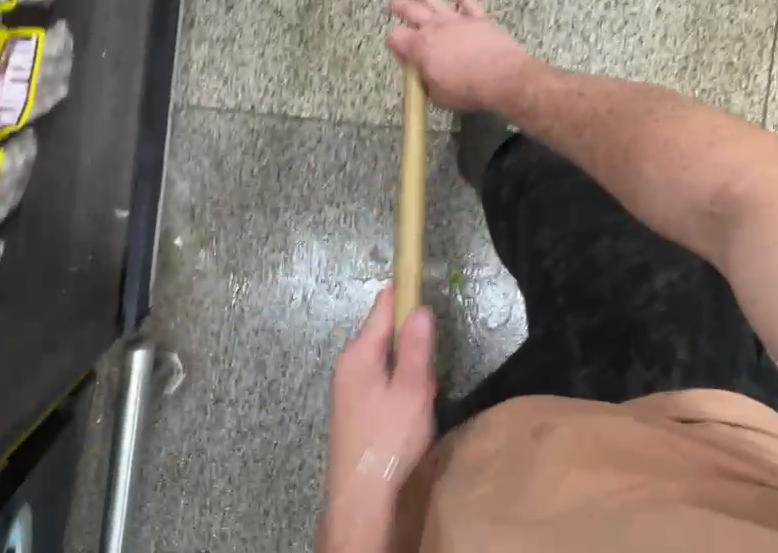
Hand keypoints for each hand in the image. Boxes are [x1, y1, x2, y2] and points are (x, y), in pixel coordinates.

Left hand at [320, 286, 435, 552]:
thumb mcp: (413, 390)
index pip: (384, 305)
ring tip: (422, 395)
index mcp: (360, 352)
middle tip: (430, 366)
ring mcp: (347, 386)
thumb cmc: (388, 439)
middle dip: (410, 339)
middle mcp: (348, 363)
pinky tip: (408, 411)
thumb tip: (421, 306)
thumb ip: (418, 347)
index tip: (424, 279)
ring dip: (406, 366)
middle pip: (384, 332)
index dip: (405, 290)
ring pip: (383, 358)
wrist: (360, 498)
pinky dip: (397, 384)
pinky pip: (379, 380)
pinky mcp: (352, 408)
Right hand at [386, 0, 533, 112]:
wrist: (502, 77)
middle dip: (399, 6)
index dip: (394, 42)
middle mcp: (434, 28)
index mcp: (420, 48)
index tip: (399, 49)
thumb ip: (423, 79)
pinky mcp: (478, 17)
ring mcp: (456, 19)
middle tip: (394, 4)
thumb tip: (418, 70)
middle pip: (409, 10)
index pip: (395, 37)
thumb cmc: (467, 90)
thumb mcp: (436, 94)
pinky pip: (467, 0)